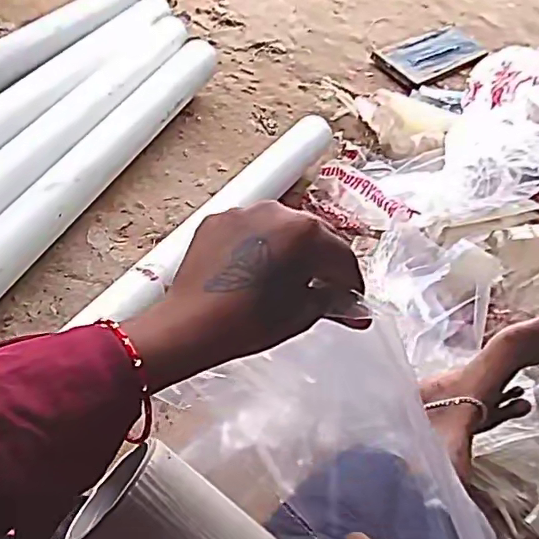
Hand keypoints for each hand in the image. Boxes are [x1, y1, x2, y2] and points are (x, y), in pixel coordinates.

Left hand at [121, 201, 364, 388]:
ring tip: (282, 284)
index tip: (349, 298)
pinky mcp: (215, 222)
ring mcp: (242, 214)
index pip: (341, 256)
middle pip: (311, 237)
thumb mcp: (298, 315)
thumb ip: (330, 301)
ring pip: (277, 231)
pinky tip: (251, 274)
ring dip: (287, 252)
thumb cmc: (242, 323)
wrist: (189, 327)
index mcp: (304, 232)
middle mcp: (274, 212)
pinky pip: (247, 232)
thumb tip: (349, 305)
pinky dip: (255, 248)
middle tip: (321, 292)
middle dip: (319, 264)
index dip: (349, 283)